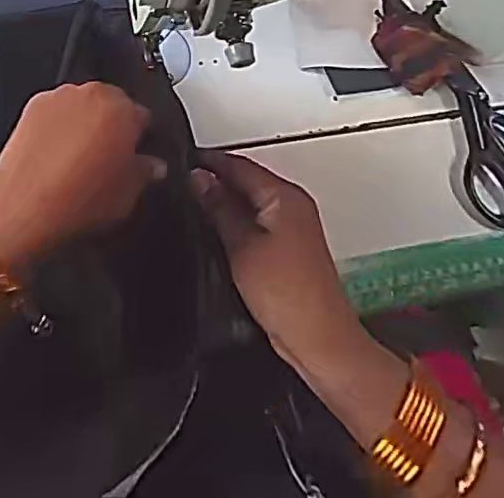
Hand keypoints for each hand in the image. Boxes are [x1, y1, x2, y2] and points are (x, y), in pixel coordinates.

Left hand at [0, 82, 163, 267]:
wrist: (24, 204)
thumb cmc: (75, 199)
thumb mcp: (127, 195)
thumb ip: (144, 172)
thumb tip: (150, 167)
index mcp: (124, 111)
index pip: (142, 115)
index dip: (140, 136)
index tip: (136, 152)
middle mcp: (93, 95)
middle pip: (112, 103)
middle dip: (112, 125)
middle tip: (108, 157)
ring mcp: (61, 97)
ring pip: (82, 104)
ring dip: (84, 121)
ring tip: (78, 158)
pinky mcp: (33, 105)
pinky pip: (55, 110)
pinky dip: (57, 125)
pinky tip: (55, 154)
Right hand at [192, 150, 359, 366]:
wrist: (318, 341)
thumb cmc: (289, 297)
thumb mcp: (241, 246)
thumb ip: (218, 209)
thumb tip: (199, 180)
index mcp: (285, 197)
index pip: (241, 165)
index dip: (210, 162)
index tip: (185, 161)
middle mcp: (293, 206)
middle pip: (248, 180)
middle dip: (217, 179)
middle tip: (185, 181)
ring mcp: (293, 227)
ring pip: (252, 201)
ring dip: (226, 201)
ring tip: (195, 202)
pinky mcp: (289, 248)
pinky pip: (257, 221)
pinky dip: (237, 221)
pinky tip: (218, 231)